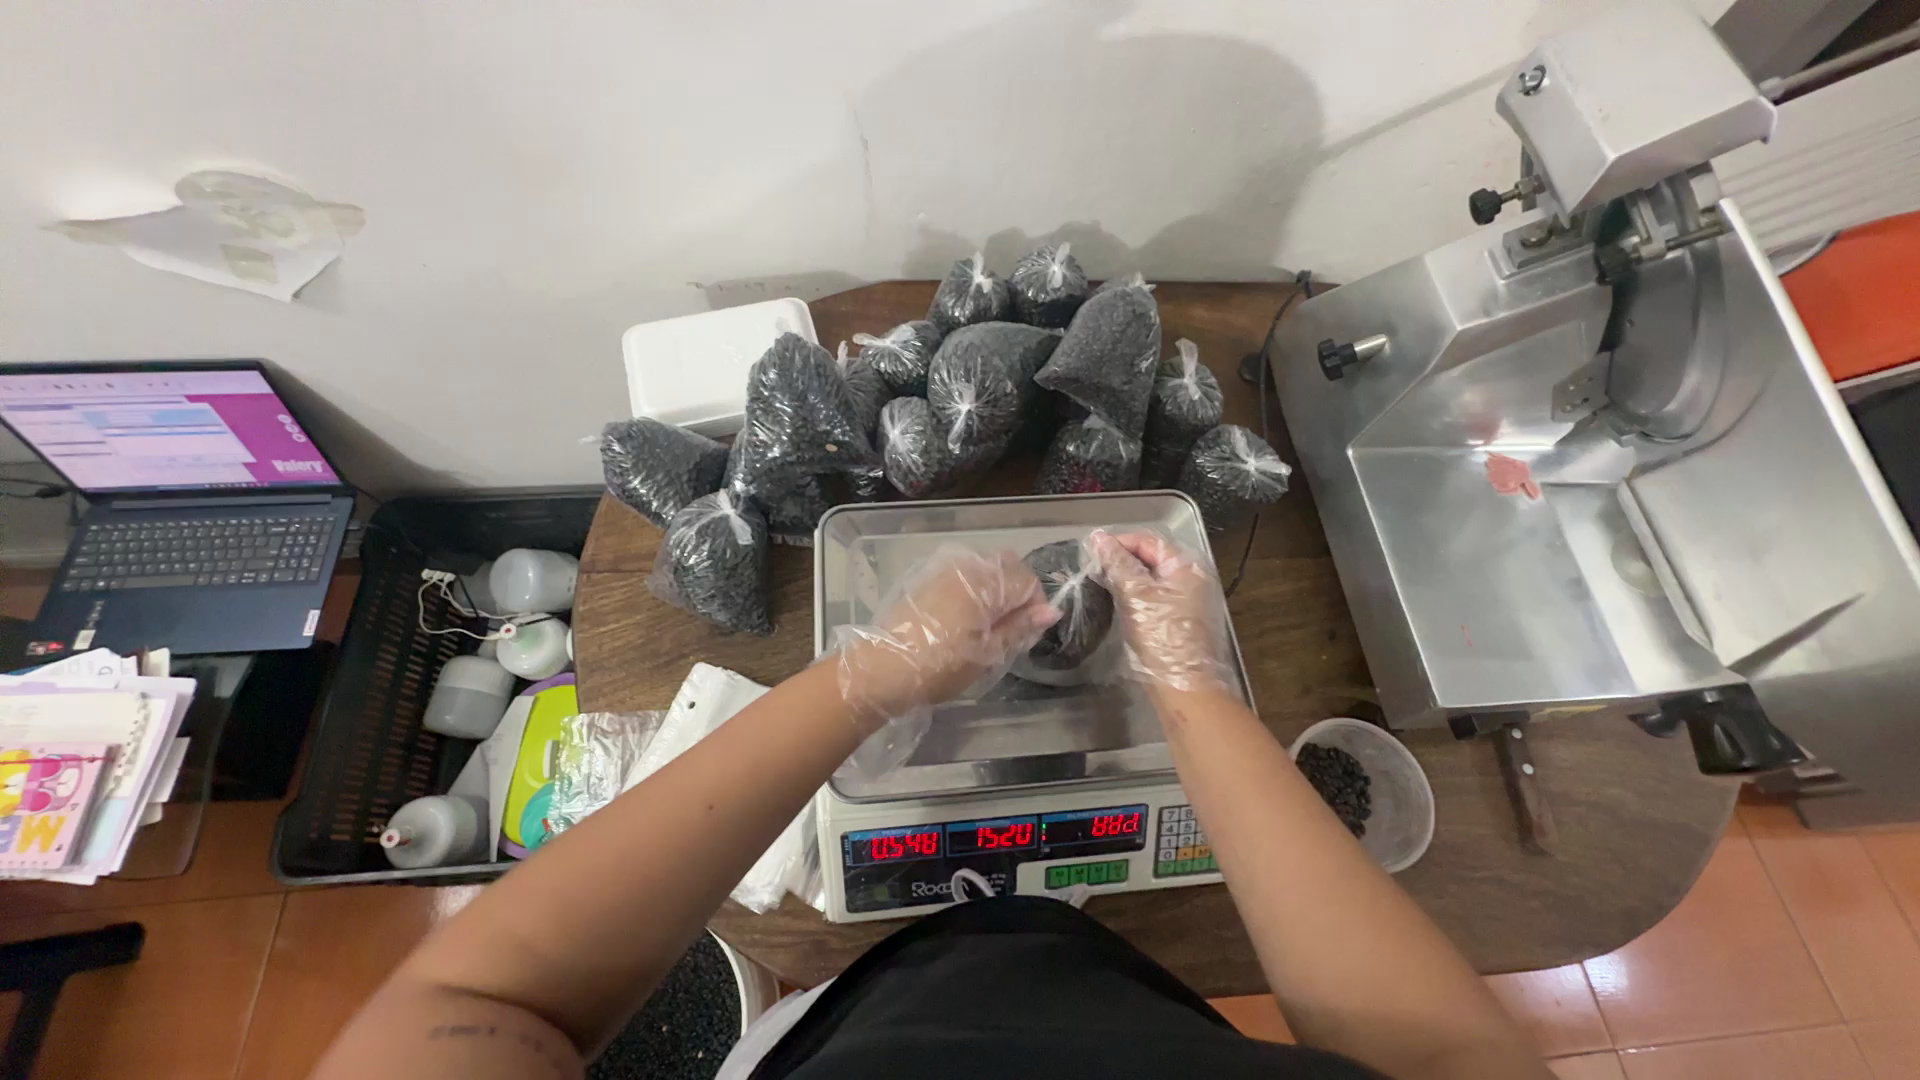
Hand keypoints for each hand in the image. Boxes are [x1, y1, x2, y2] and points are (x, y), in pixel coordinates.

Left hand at [836, 547, 1058, 721]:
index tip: (1028, 632)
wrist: (882, 669)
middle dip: (1017, 592)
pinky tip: (963, 618)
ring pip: (984, 567)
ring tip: (986, 625)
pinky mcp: (926, 578)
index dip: (1035, 606)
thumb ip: (1020, 627)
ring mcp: (943, 569)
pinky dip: (972, 589)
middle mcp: (966, 566)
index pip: (1027, 581)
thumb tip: (1052, 612)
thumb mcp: (988, 653)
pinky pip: (961, 573)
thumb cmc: (941, 666)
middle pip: (1007, 566)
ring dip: (994, 589)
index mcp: (985, 583)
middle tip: (1009, 628)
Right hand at [1088, 529, 1228, 692]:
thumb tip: (1098, 537)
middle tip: (1093, 569)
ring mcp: (1190, 598)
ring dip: (1127, 577)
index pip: (1148, 540)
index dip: (1118, 542)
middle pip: (1151, 556)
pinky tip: (1119, 600)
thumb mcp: (1136, 596)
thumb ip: (1118, 564)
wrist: (1184, 687)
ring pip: (1152, 577)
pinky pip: (1156, 594)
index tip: (1090, 553)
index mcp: (1187, 565)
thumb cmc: (1161, 637)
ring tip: (1101, 582)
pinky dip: (1136, 593)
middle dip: (1121, 559)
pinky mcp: (1182, 617)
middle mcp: (1193, 576)